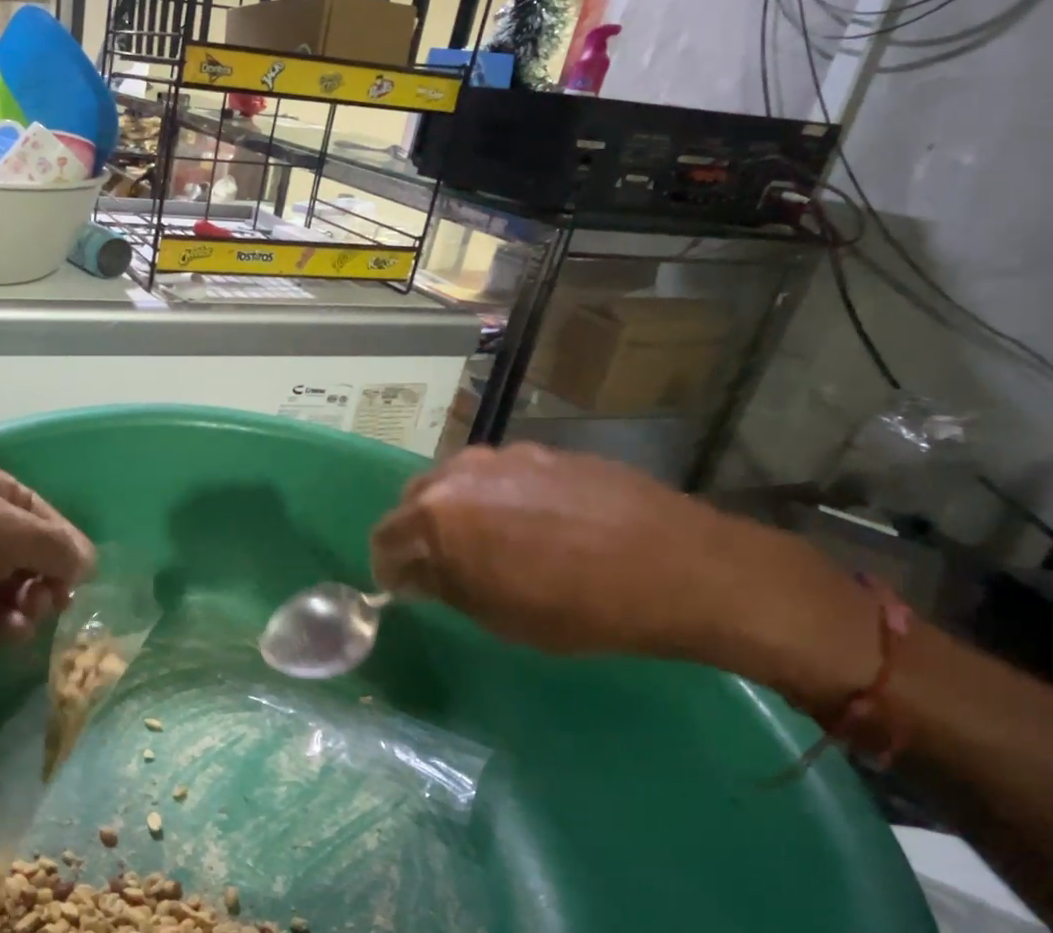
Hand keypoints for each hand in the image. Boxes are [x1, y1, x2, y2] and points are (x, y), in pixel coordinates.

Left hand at [0, 450, 95, 657]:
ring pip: (0, 579)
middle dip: (42, 573)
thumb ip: (57, 546)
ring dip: (24, 599)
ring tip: (31, 615)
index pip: (33, 505)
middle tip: (58, 601)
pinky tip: (14, 632)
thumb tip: (87, 564)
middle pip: (18, 545)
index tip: (85, 572)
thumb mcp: (11, 532)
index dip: (62, 537)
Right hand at [370, 444, 877, 704]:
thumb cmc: (581, 608)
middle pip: (415, 502)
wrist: (684, 568)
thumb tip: (415, 573)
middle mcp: (461, 473)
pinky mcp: (547, 453)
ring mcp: (507, 457)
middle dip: (420, 535)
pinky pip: (503, 478)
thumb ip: (443, 586)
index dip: (390, 570)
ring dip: (461, 514)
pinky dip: (502, 502)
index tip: (405, 590)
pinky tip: (540, 530)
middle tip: (447, 569)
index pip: (384, 539)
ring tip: (496, 547)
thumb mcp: (499, 615)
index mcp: (437, 515)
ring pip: (459, 484)